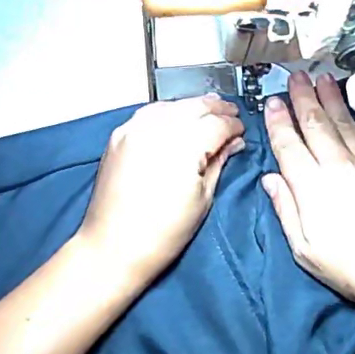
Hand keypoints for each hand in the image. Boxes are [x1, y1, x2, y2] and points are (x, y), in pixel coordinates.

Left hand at [76, 94, 245, 282]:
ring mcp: (134, 130)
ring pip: (172, 105)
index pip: (216, 123)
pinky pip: (149, 113)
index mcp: (182, 147)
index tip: (241, 131)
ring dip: (193, 107)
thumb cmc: (160, 235)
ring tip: (208, 113)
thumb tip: (233, 143)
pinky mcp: (119, 136)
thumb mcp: (203, 199)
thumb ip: (218, 162)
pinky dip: (168, 111)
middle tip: (231, 115)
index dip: (233, 125)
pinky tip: (178, 118)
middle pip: (194, 107)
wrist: (113, 248)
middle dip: (216, 109)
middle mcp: (156, 131)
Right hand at [260, 72, 354, 308]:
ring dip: (332, 101)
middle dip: (304, 98)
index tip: (272, 102)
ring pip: (345, 125)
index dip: (278, 122)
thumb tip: (271, 180)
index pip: (289, 145)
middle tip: (295, 76)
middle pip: (316, 125)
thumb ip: (286, 210)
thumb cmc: (350, 267)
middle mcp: (337, 168)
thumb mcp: (304, 248)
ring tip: (324, 80)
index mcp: (311, 187)